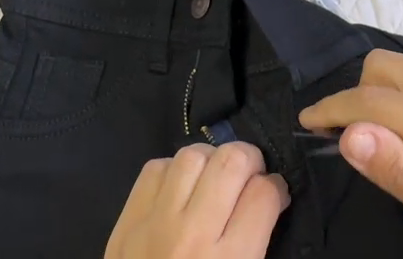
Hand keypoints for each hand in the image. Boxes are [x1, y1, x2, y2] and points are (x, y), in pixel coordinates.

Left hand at [105, 142, 290, 258]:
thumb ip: (257, 246)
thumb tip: (270, 199)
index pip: (264, 194)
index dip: (277, 188)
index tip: (274, 196)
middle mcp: (193, 235)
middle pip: (231, 161)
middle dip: (250, 161)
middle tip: (250, 178)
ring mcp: (155, 224)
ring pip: (193, 155)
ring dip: (211, 161)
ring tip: (215, 178)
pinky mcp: (126, 222)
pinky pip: (155, 169)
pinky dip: (173, 171)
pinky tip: (181, 189)